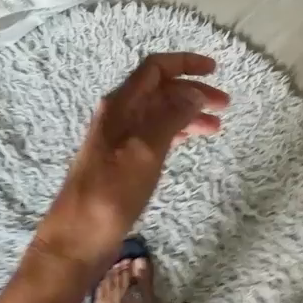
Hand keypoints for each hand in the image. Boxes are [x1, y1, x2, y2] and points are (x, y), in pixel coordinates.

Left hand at [32, 52, 228, 270]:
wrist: (77, 240)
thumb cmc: (109, 194)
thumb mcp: (144, 153)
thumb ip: (169, 118)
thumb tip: (193, 92)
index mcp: (120, 105)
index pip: (154, 69)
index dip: (184, 63)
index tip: (214, 69)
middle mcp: (120, 114)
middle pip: (160, 89)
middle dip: (192, 90)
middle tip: (225, 104)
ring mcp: (121, 138)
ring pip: (160, 113)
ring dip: (188, 113)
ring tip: (217, 126)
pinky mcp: (124, 160)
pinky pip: (155, 134)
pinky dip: (177, 132)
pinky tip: (192, 139)